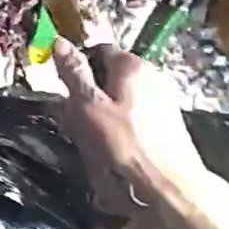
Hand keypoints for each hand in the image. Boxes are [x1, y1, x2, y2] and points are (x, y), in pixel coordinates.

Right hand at [52, 40, 228, 221]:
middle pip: (110, 74)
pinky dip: (121, 125)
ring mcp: (163, 98)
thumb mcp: (88, 106)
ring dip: (103, 111)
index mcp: (132, 65)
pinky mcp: (168, 121)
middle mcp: (152, 74)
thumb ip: (73, 73)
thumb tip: (59, 41)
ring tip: (95, 137)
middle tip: (77, 119)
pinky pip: (135, 113)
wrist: (170, 187)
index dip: (78, 67)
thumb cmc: (124, 144)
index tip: (65, 90)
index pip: (98, 50)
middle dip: (90, 93)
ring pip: (121, 96)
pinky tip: (116, 146)